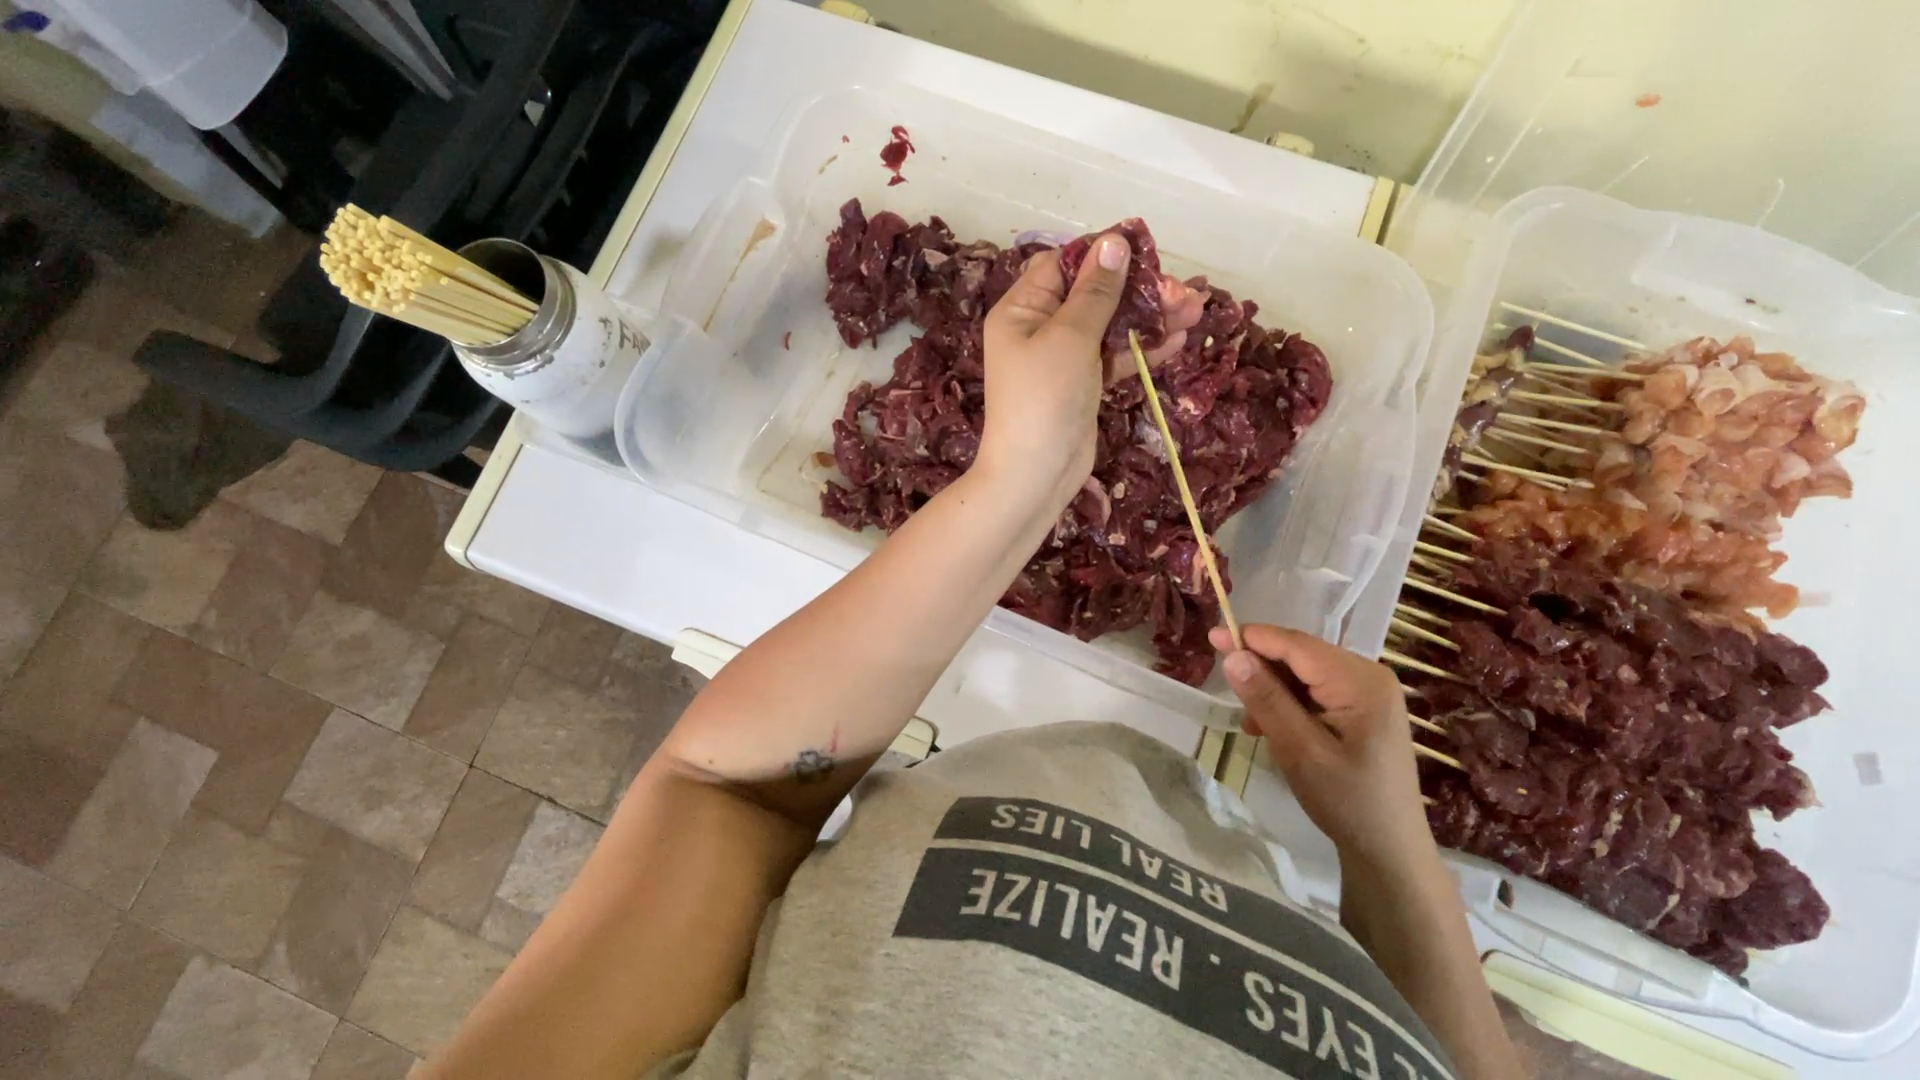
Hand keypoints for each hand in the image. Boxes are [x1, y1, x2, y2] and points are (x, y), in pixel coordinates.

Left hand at [977, 237, 1206, 508]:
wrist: (1035, 475)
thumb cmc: (1044, 399)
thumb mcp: (1070, 338)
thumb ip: (1096, 293)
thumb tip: (1114, 242)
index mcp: (1022, 309)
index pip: (1063, 265)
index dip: (1103, 255)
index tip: (1146, 251)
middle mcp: (1039, 328)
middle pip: (1093, 294)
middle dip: (1139, 289)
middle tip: (1183, 291)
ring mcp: (1062, 358)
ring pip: (1110, 325)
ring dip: (1150, 316)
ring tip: (1195, 309)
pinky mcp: (1083, 384)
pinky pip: (1115, 356)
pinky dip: (1144, 348)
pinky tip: (1179, 338)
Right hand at [1210, 624, 1438, 870]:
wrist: (1389, 849)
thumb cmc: (1347, 801)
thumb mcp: (1300, 751)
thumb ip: (1267, 699)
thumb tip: (1232, 655)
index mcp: (1361, 681)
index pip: (1297, 645)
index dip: (1253, 638)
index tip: (1212, 637)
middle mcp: (1369, 676)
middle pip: (1302, 656)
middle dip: (1263, 670)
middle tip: (1230, 694)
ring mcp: (1369, 693)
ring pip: (1305, 674)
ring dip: (1273, 691)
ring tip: (1254, 725)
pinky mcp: (1363, 709)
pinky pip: (1316, 691)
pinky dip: (1289, 704)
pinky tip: (1274, 729)